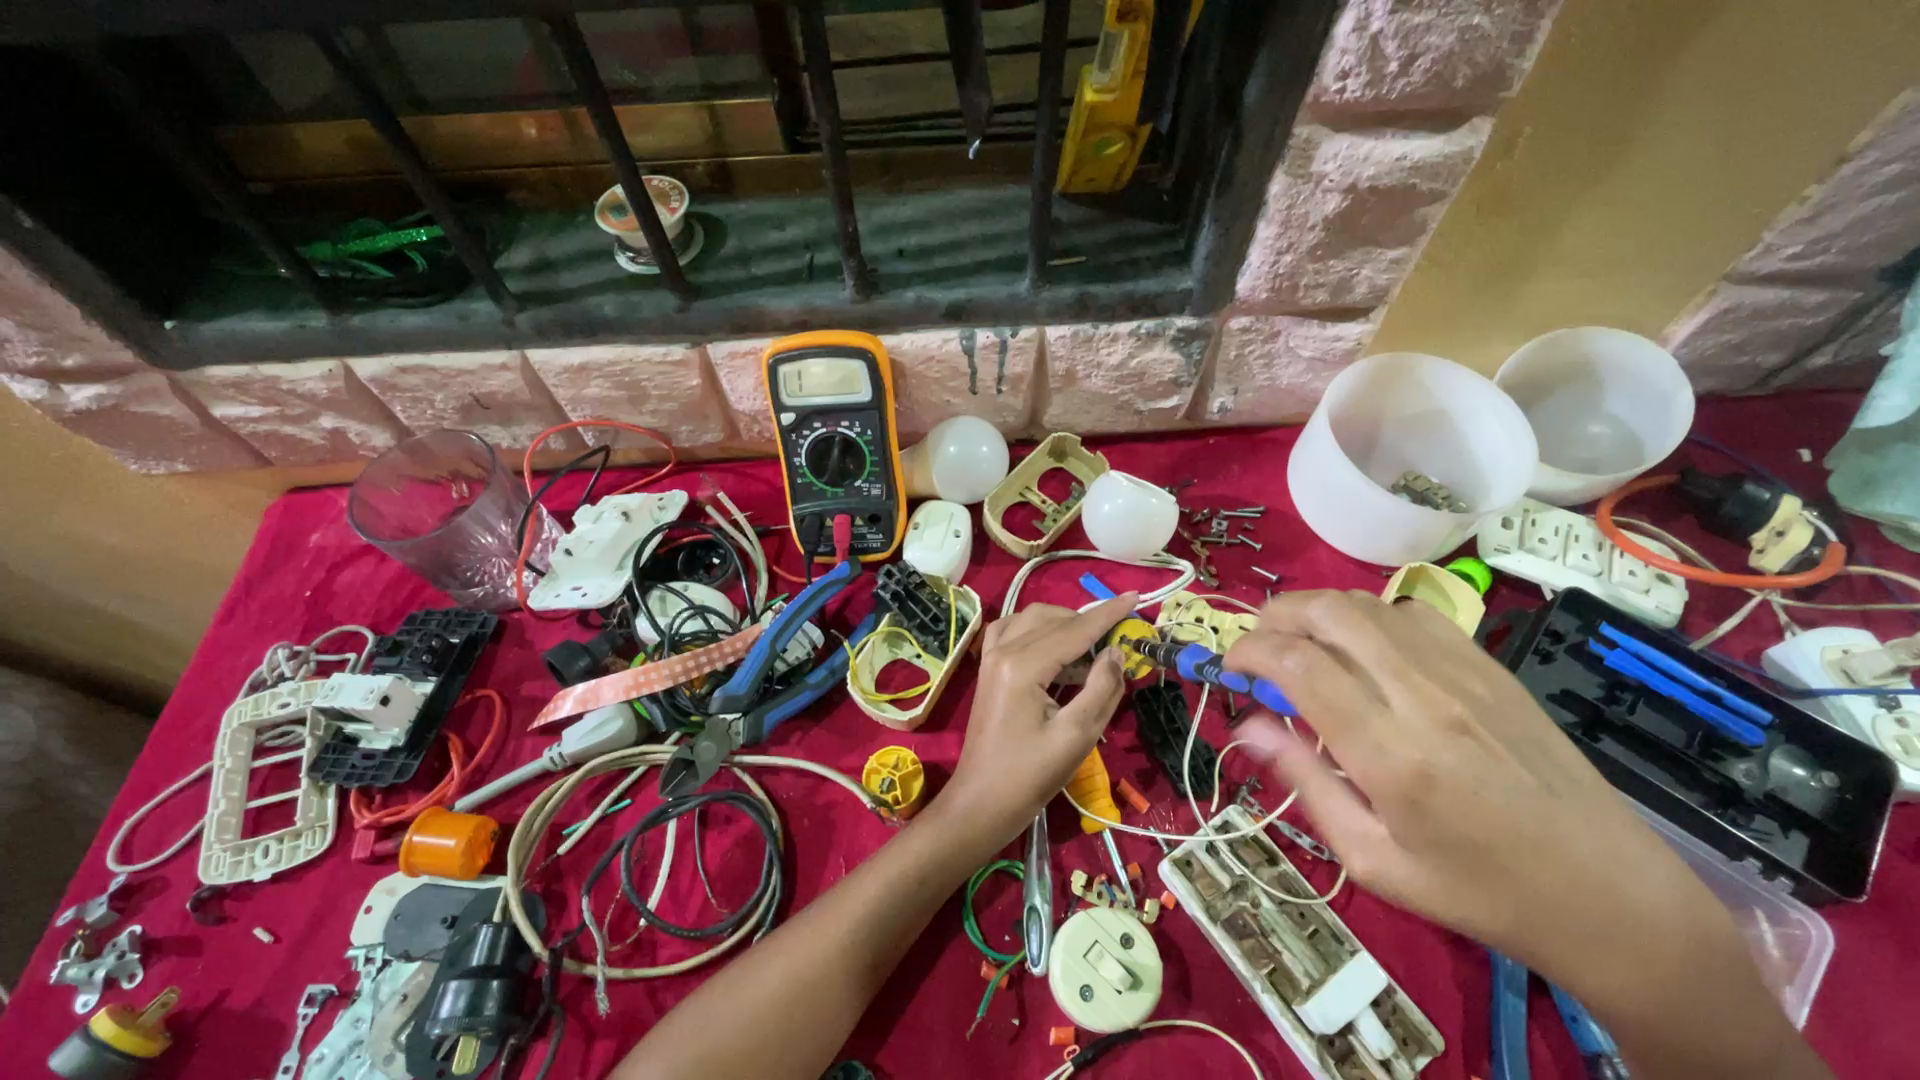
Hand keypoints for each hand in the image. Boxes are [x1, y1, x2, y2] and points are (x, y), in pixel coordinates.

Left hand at [933, 593, 1138, 848]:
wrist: (982, 802)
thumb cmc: (1031, 775)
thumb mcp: (1077, 735)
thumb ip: (1101, 688)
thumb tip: (1116, 652)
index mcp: (1023, 665)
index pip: (1075, 630)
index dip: (1108, 614)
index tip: (1136, 597)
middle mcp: (1003, 651)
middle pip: (1052, 619)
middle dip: (1088, 620)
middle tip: (1120, 635)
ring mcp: (990, 659)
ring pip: (1031, 619)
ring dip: (1063, 623)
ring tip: (1094, 645)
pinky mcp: (987, 670)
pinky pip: (1011, 631)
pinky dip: (1037, 630)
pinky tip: (1056, 649)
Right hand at [1224, 590, 1749, 1008]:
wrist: (1606, 892)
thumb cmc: (1476, 891)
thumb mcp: (1373, 860)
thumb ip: (1305, 784)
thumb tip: (1245, 728)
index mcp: (1390, 754)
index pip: (1298, 666)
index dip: (1250, 653)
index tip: (1231, 668)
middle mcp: (1425, 697)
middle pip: (1331, 613)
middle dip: (1277, 615)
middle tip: (1256, 645)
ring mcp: (1465, 674)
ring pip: (1371, 604)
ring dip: (1320, 610)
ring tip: (1299, 641)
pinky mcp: (1493, 668)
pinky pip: (1416, 616)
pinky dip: (1370, 617)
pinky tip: (1362, 647)